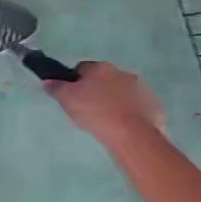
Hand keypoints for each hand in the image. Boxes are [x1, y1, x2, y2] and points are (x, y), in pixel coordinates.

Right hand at [46, 62, 166, 144]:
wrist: (131, 133)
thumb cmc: (94, 112)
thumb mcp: (67, 99)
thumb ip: (55, 88)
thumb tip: (47, 81)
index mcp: (100, 67)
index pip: (82, 68)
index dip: (74, 81)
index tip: (72, 96)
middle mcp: (122, 72)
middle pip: (103, 79)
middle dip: (96, 89)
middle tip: (88, 109)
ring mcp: (141, 88)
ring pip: (121, 91)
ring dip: (114, 100)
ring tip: (106, 119)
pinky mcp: (153, 104)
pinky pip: (137, 105)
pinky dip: (130, 112)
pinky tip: (123, 125)